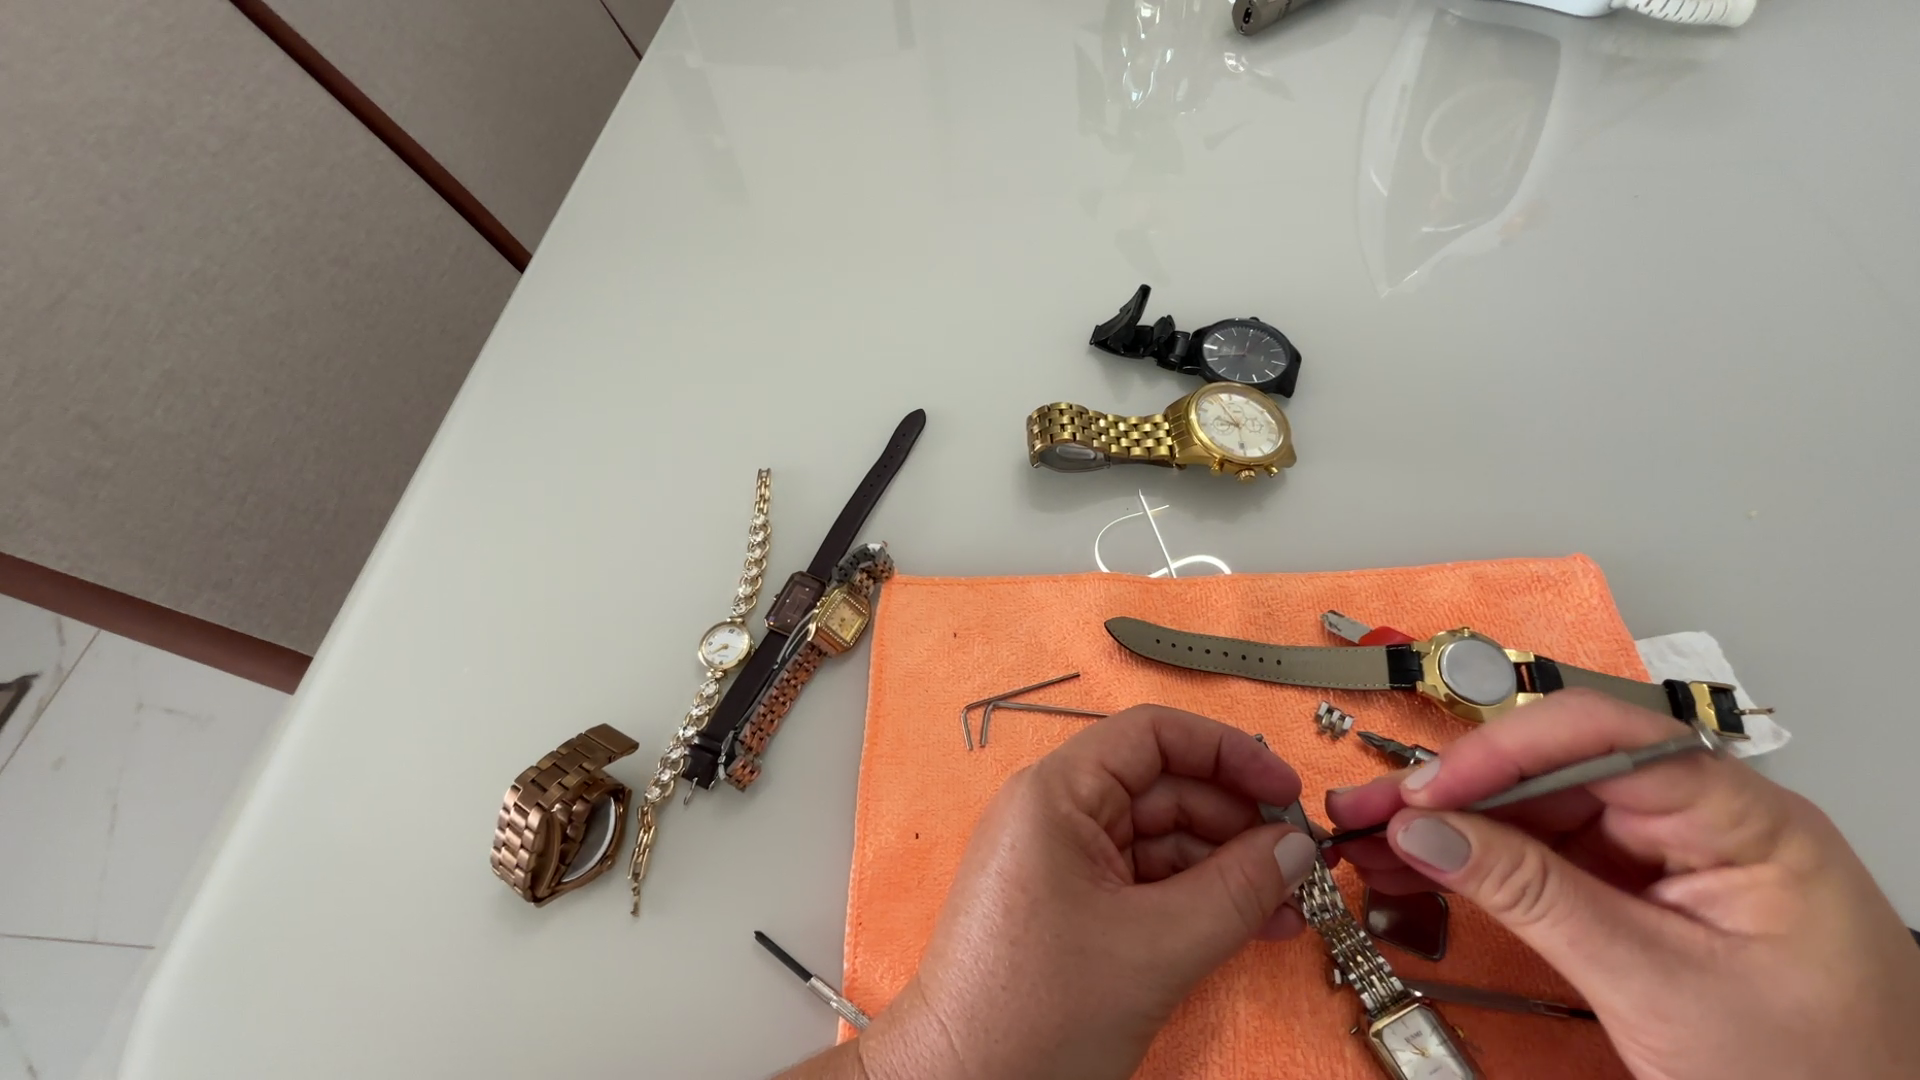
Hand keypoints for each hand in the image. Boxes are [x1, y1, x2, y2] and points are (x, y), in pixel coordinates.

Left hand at [788, 705, 1322, 1079]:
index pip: (1151, 735)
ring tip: (1289, 905)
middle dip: (1236, 822)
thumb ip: (1238, 890)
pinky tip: (1250, 923)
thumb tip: (1297, 849)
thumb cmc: (1037, 1011)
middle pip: (1163, 786)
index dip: (1226, 752)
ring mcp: (1061, 854)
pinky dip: (1196, 896)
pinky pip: (1144, 877)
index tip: (1285, 790)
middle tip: (1302, 861)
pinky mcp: (1070, 897)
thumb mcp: (1156, 946)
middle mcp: (1055, 810)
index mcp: (1056, 791)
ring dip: (1226, 867)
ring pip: (1160, 836)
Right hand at [1327, 690, 1919, 1079]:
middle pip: (1544, 770)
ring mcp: (1650, 849)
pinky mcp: (1619, 883)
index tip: (1426, 792)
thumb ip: (1532, 897)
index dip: (1502, 751)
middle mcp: (1690, 815)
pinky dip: (1463, 860)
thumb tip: (1422, 832)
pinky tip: (1407, 866)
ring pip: (1521, 809)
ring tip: (1365, 840)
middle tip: (1365, 809)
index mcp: (1740, 818)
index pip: (1605, 739)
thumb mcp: (1657, 987)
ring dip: (1438, 826)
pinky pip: (1526, 853)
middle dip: (1447, 791)